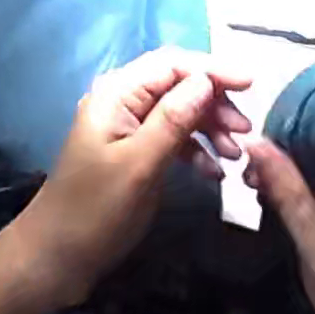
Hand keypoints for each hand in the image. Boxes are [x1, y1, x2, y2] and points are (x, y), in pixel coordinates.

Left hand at [4, 48, 252, 307]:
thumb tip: (204, 79)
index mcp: (116, 92)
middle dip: (213, 100)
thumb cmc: (97, 205)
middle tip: (245, 131)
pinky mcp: (133, 148)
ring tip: (237, 156)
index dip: (210, 68)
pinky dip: (195, 148)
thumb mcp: (140, 164)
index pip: (169, 63)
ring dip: (208, 125)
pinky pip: (170, 135)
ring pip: (176, 109)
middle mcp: (120, 98)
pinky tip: (214, 173)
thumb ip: (172, 120)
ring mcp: (126, 123)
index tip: (253, 85)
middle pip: (175, 83)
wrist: (61, 250)